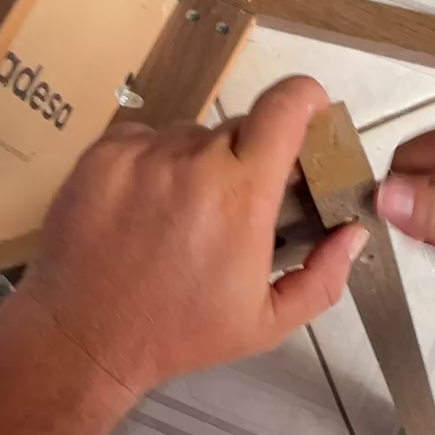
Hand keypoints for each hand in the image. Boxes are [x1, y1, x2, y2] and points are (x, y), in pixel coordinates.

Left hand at [10, 77, 368, 394]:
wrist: (82, 336)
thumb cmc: (177, 333)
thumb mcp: (267, 322)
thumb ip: (323, 277)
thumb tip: (352, 233)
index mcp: (240, 196)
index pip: (285, 108)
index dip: (306, 98)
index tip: (311, 109)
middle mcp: (191, 161)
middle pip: (241, 127)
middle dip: (249, 157)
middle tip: (236, 202)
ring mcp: (142, 153)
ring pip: (192, 135)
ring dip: (199, 163)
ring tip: (180, 215)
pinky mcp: (103, 153)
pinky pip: (147, 138)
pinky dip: (155, 162)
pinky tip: (146, 207)